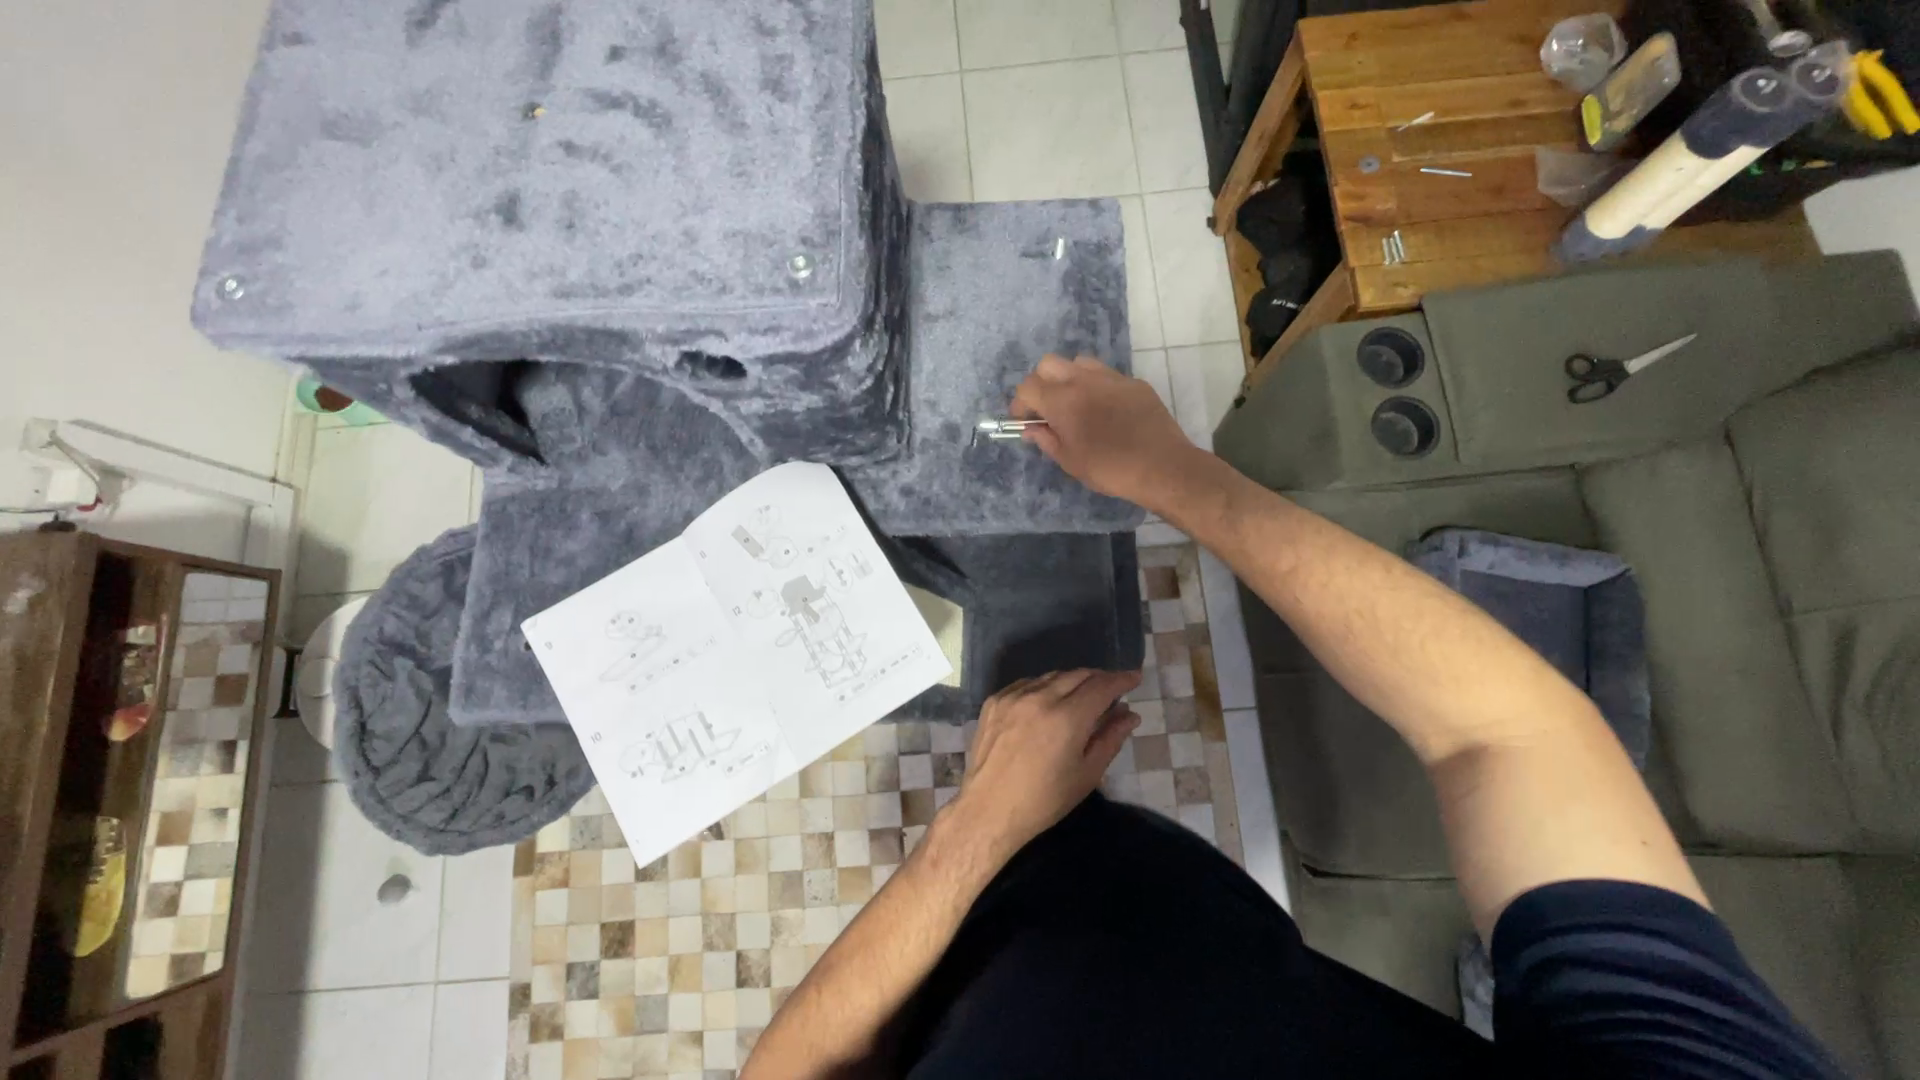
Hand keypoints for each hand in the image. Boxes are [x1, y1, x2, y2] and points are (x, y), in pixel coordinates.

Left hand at [941, 670, 1142, 859]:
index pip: (1102, 686)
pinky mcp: (994, 701)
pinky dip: (1044, 687)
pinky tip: (1049, 701)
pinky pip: (1027, 684)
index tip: (1135, 677)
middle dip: (1099, 678)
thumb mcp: (1087, 773)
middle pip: (1078, 675)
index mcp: (1067, 718)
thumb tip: (1130, 714)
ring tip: (1082, 695)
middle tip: (1112, 689)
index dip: (1122, 679)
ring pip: (1051, 676)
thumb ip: (1110, 738)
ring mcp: (1013, 696)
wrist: (989, 809)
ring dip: (1072, 681)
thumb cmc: (1044, 800)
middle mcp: (1040, 698)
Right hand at [1011, 355, 1204, 509]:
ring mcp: (1111, 377)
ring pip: (1078, 363)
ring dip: (1068, 378)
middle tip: (1046, 408)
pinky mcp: (1134, 382)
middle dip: (1041, 383)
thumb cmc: (1109, 469)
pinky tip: (1105, 410)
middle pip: (1048, 364)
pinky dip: (1096, 386)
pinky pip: (1106, 375)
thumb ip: (1046, 440)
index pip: (1028, 387)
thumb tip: (1031, 429)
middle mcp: (1083, 380)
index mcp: (1062, 401)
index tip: (1024, 420)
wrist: (1161, 466)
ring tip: (1075, 403)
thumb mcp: (1070, 461)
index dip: (1020, 403)